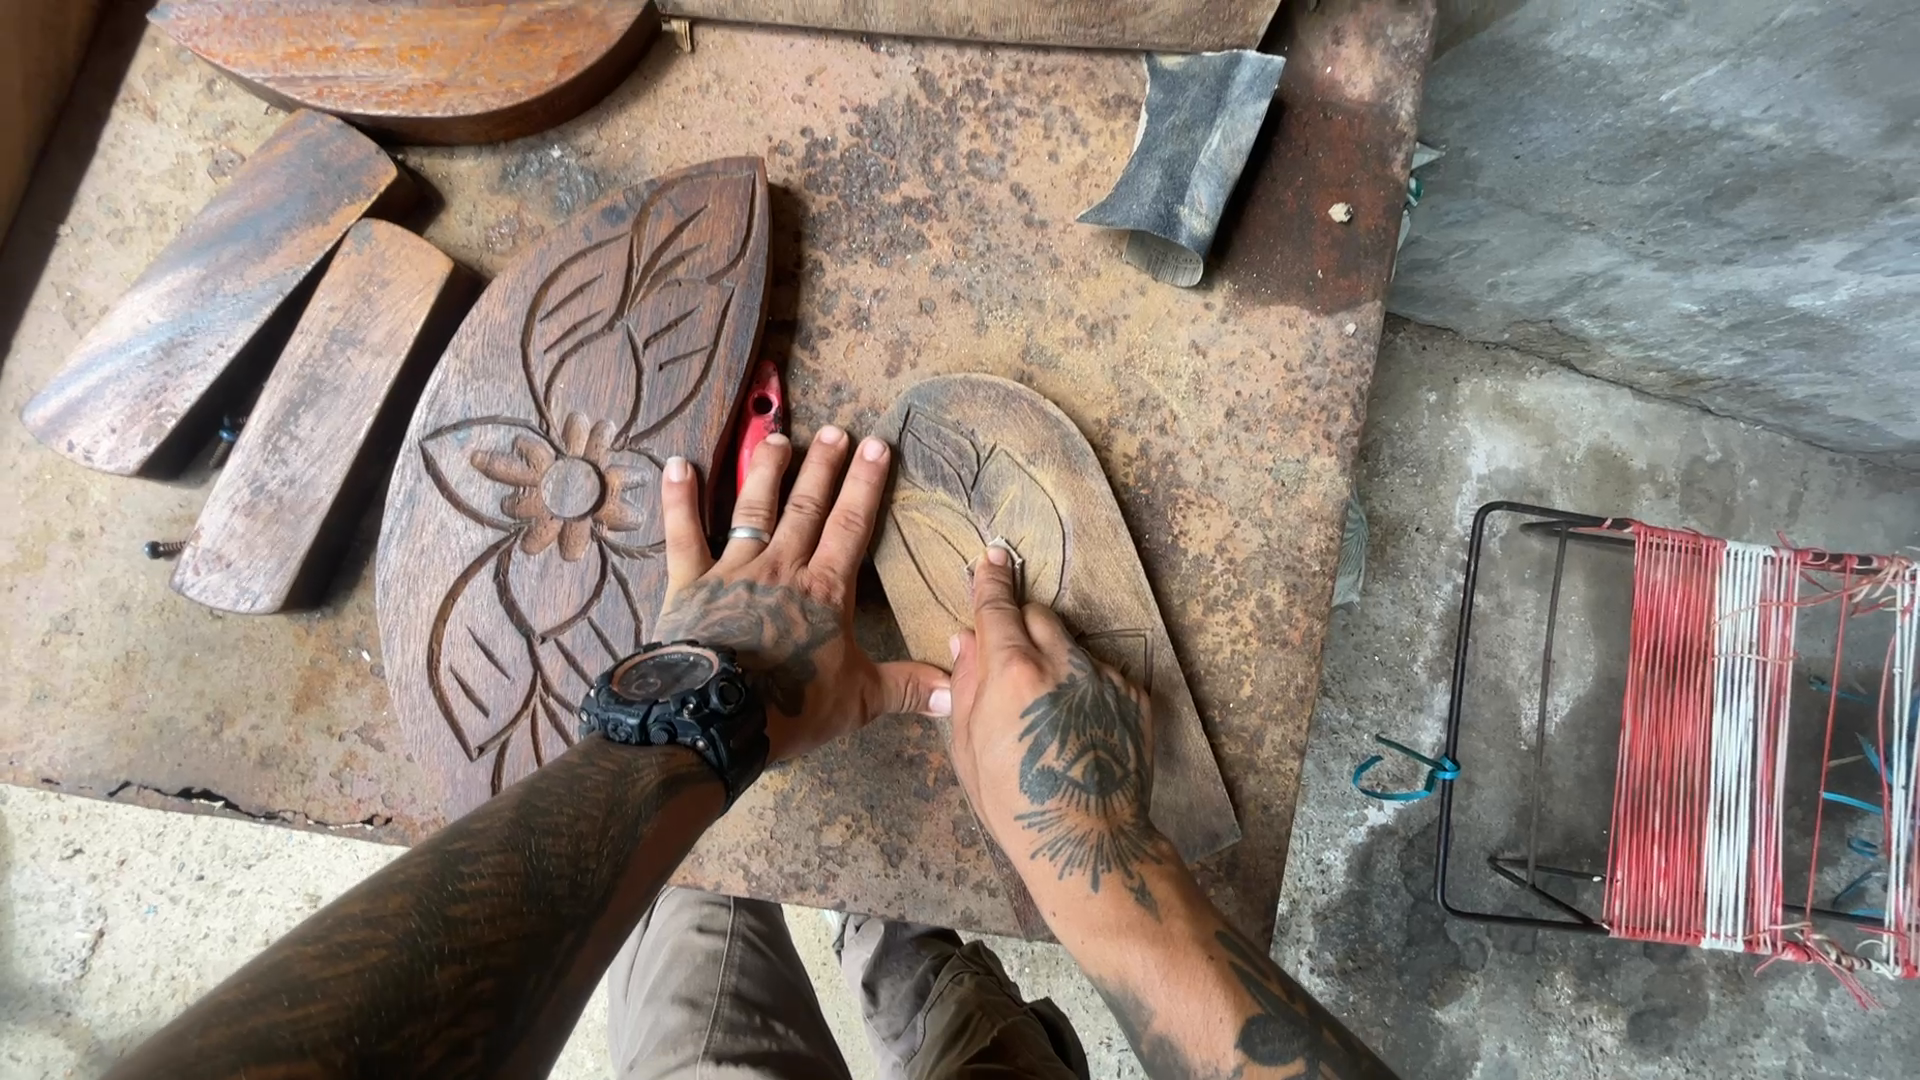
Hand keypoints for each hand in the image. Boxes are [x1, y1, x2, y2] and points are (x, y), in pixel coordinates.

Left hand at [652, 427, 950, 763]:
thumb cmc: (790, 705)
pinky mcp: (691, 584)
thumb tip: (955, 695)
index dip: (866, 484)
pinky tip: (677, 465)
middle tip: (835, 430)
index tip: (877, 446)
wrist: (716, 718)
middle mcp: (782, 566)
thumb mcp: (858, 700)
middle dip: (824, 466)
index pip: (852, 525)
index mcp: (825, 589)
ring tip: (779, 438)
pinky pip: (684, 535)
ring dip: (768, 471)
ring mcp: (734, 570)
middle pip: (807, 506)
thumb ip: (907, 688)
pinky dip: (680, 500)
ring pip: (755, 509)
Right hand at [947, 546, 1169, 911]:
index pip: (998, 607)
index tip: (993, 557)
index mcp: (1014, 672)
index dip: (991, 579)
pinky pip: (1101, 670)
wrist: (1089, 841)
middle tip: (1013, 660)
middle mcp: (1063, 662)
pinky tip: (1080, 725)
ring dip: (1055, 657)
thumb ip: (966, 683)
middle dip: (1021, 625)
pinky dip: (1085, 683)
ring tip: (1051, 710)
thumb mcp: (968, 747)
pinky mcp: (1134, 693)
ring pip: (1071, 641)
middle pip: (1038, 613)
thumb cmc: (1015, 802)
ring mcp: (1104, 676)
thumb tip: (964, 637)